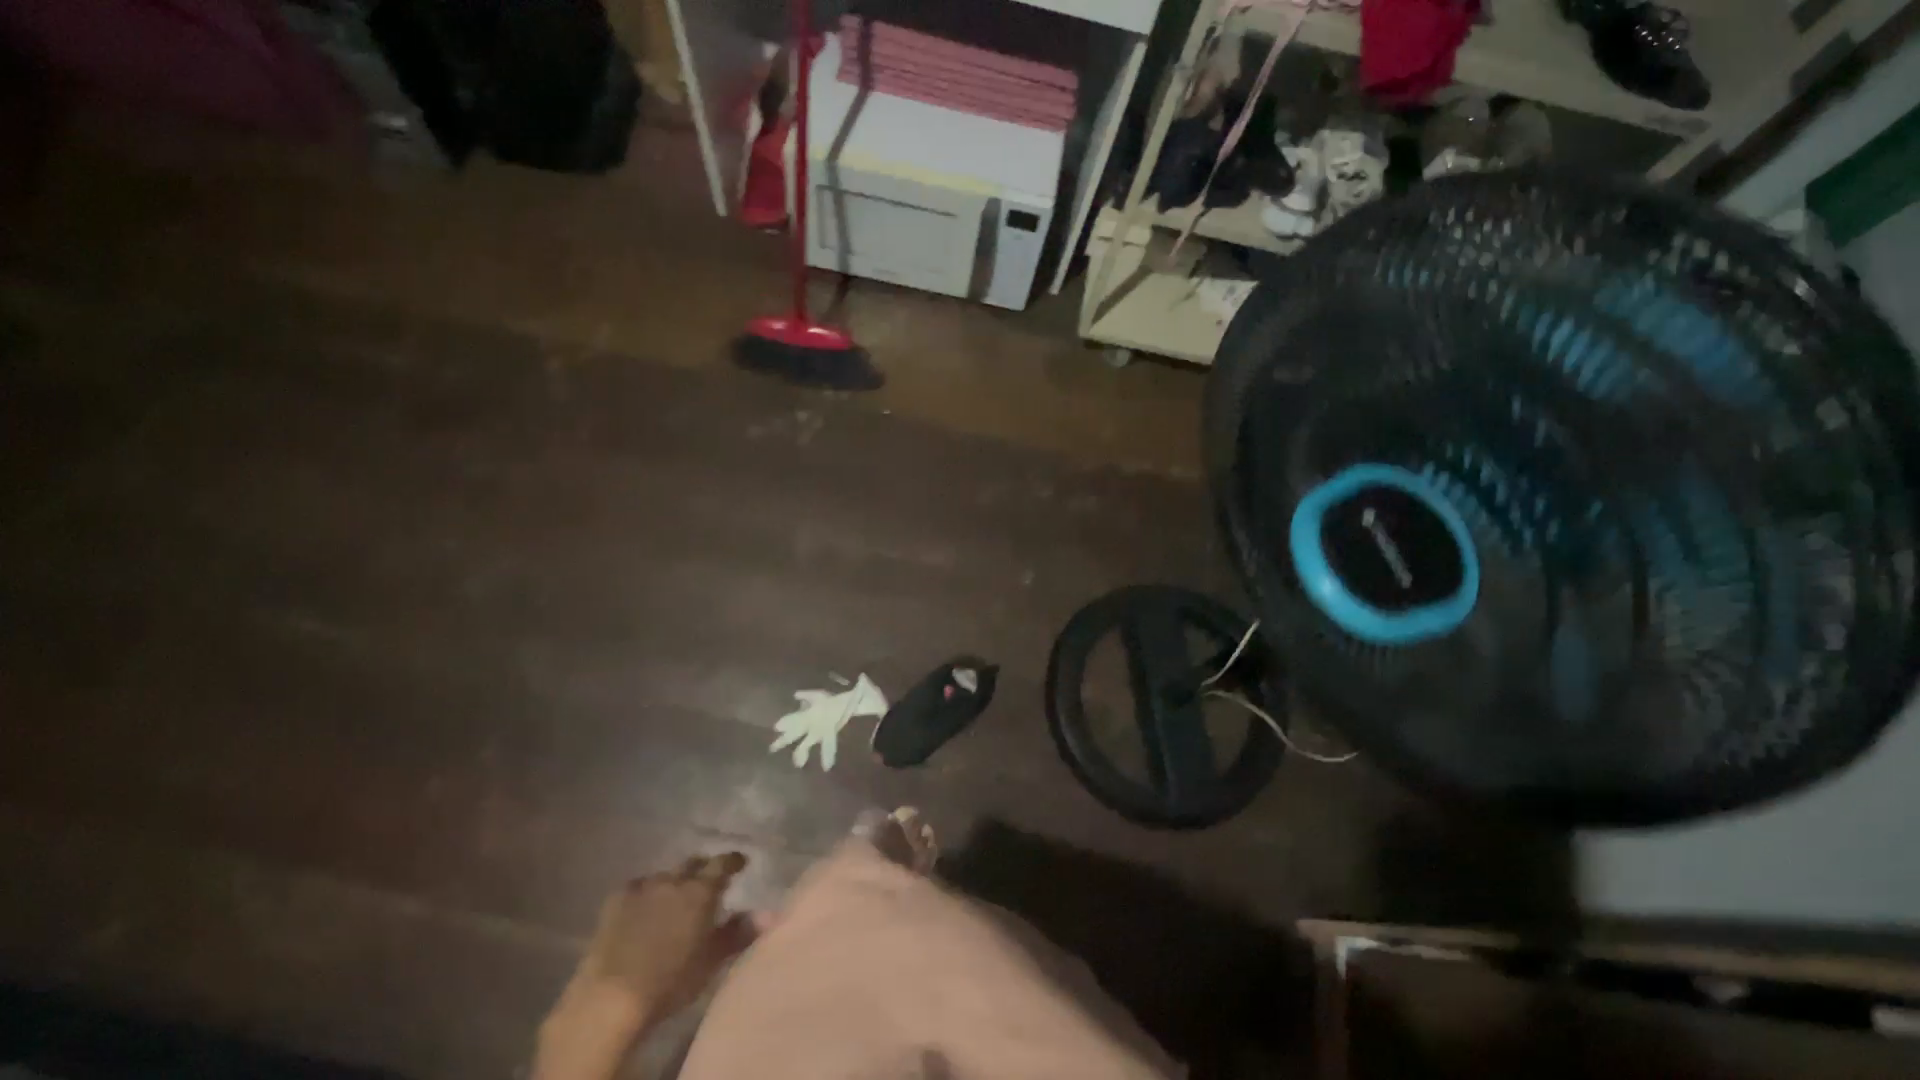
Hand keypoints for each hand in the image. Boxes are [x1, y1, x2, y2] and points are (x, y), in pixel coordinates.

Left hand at [536, 854, 751, 1079]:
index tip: (741, 863)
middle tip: (708, 885)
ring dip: (673, 884)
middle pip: (693, 864)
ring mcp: (642, 887)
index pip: (722, 863)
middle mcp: (673, 880)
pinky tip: (644, 910)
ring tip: (674, 901)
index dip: (733, 861)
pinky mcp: (615, 899)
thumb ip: (740, 933)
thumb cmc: (671, 981)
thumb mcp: (712, 960)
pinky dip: (647, 894)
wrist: (612, 996)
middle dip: (703, 871)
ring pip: (665, 876)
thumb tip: (770, 914)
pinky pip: (639, 887)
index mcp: (701, 891)